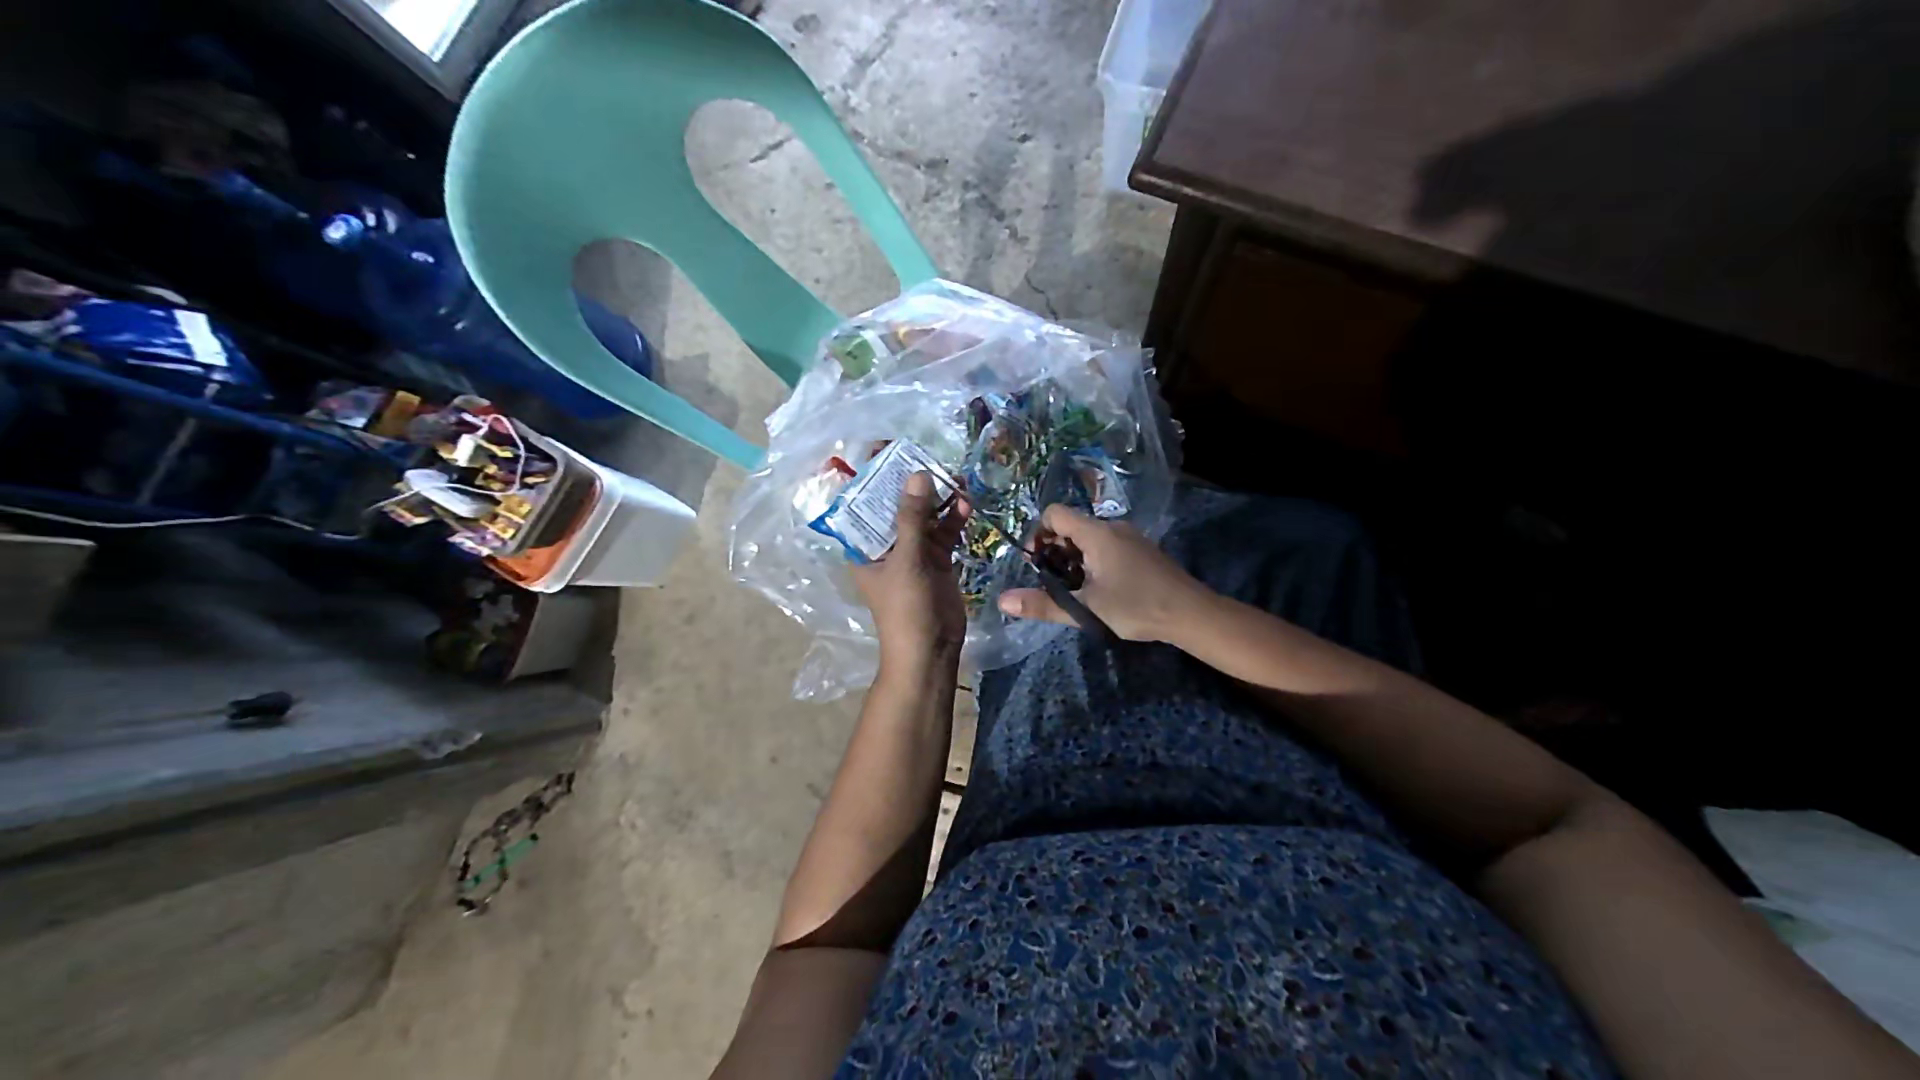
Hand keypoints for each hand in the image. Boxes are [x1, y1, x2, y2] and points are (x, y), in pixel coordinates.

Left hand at [851, 472, 971, 669]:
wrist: (930, 650)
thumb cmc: (905, 608)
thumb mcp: (906, 560)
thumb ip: (912, 518)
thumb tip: (916, 474)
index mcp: (864, 547)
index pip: (863, 504)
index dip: (873, 478)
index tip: (886, 448)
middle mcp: (886, 546)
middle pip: (897, 506)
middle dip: (913, 484)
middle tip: (929, 455)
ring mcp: (914, 553)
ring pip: (925, 517)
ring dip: (939, 499)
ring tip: (955, 476)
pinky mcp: (937, 561)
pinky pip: (944, 533)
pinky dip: (954, 519)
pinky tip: (966, 503)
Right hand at [998, 505, 1209, 642]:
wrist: (1191, 613)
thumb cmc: (1136, 606)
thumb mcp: (1085, 609)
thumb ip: (1043, 604)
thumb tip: (1003, 601)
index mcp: (1096, 533)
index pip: (1054, 513)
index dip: (1038, 533)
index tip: (1036, 563)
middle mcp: (1112, 527)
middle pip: (1070, 526)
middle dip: (1054, 550)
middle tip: (1053, 582)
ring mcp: (1129, 538)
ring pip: (1088, 538)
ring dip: (1073, 559)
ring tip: (1075, 590)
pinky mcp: (1141, 551)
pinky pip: (1106, 546)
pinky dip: (1092, 561)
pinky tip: (1099, 590)